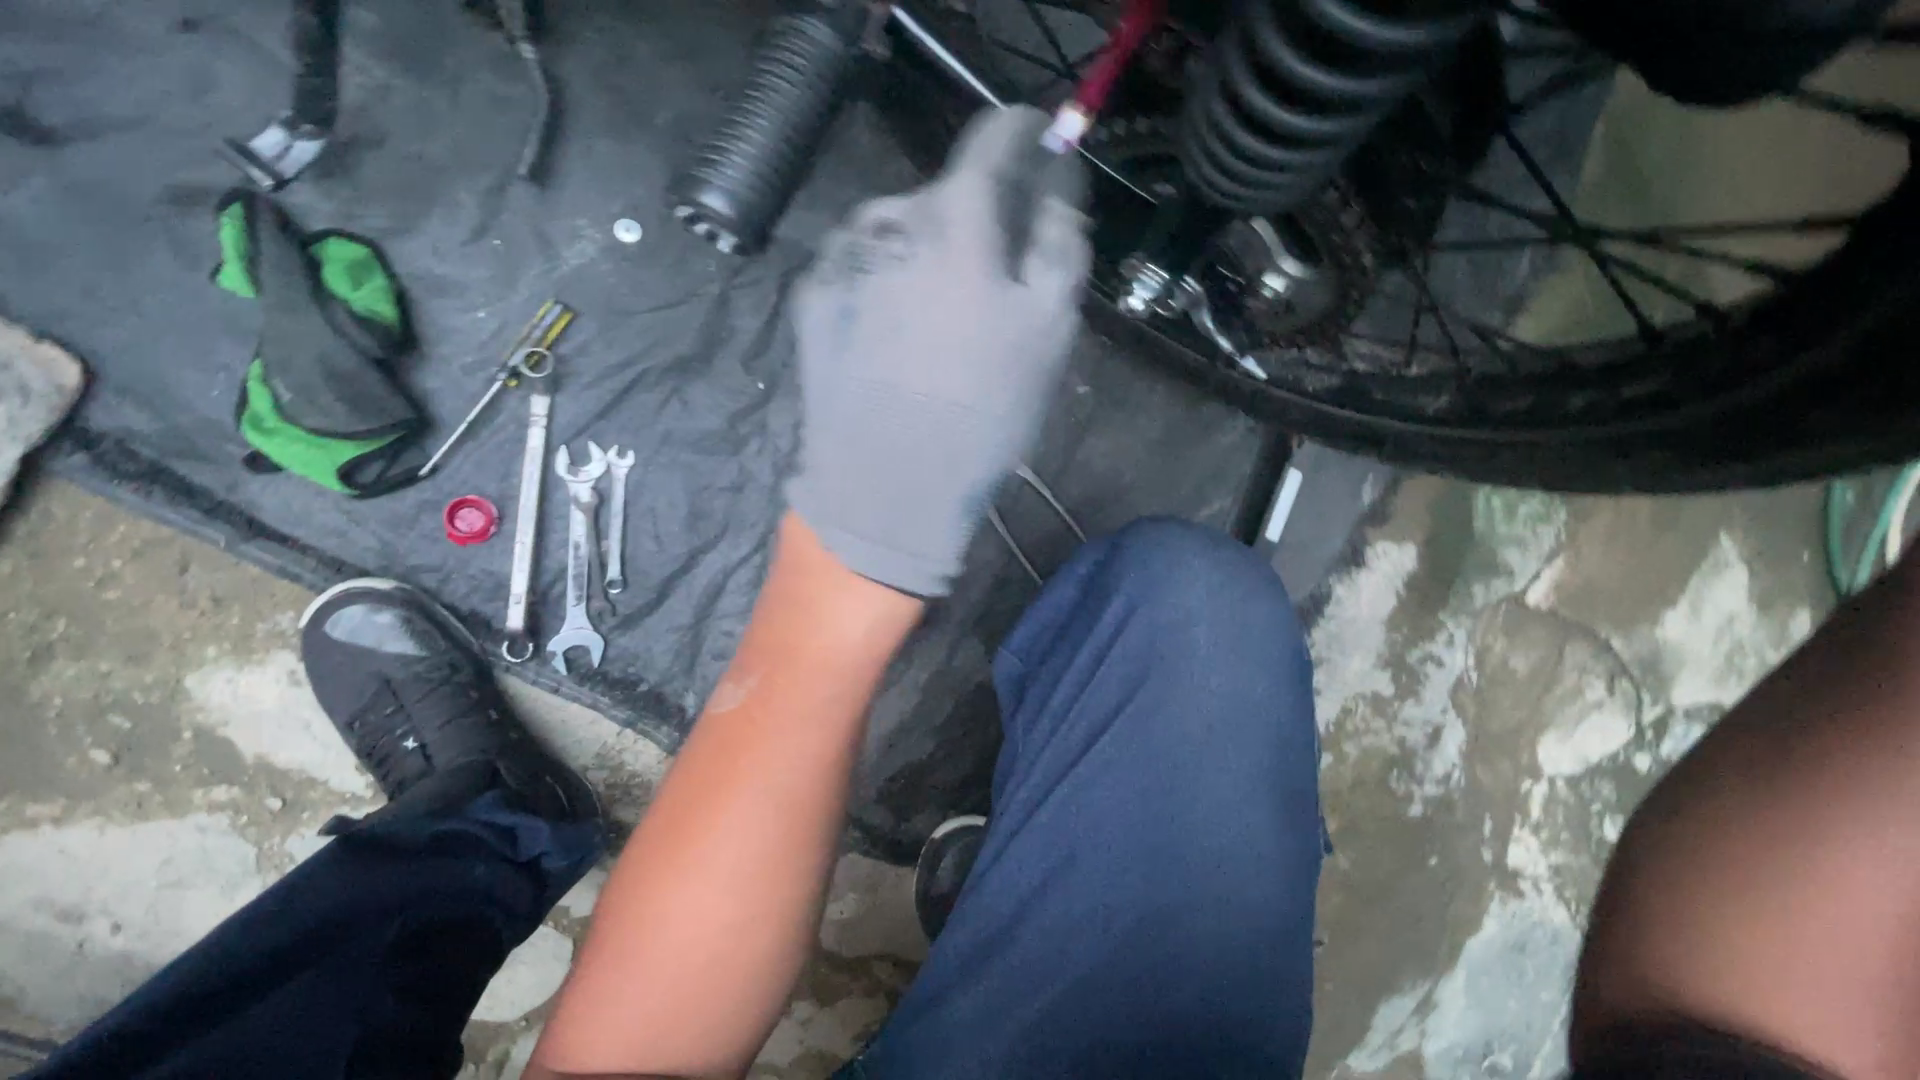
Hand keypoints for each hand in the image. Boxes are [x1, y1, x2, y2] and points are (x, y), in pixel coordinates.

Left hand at [785, 105, 1091, 596]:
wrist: (886, 488)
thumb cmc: (983, 414)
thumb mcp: (1049, 331)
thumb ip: (1059, 240)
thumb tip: (1056, 183)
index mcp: (955, 223)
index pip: (991, 142)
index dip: (1020, 136)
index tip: (1035, 148)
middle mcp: (889, 224)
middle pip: (944, 193)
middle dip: (975, 217)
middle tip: (994, 277)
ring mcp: (840, 262)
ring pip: (897, 227)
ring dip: (924, 246)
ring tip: (939, 313)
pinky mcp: (810, 302)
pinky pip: (858, 264)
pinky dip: (882, 275)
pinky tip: (893, 329)